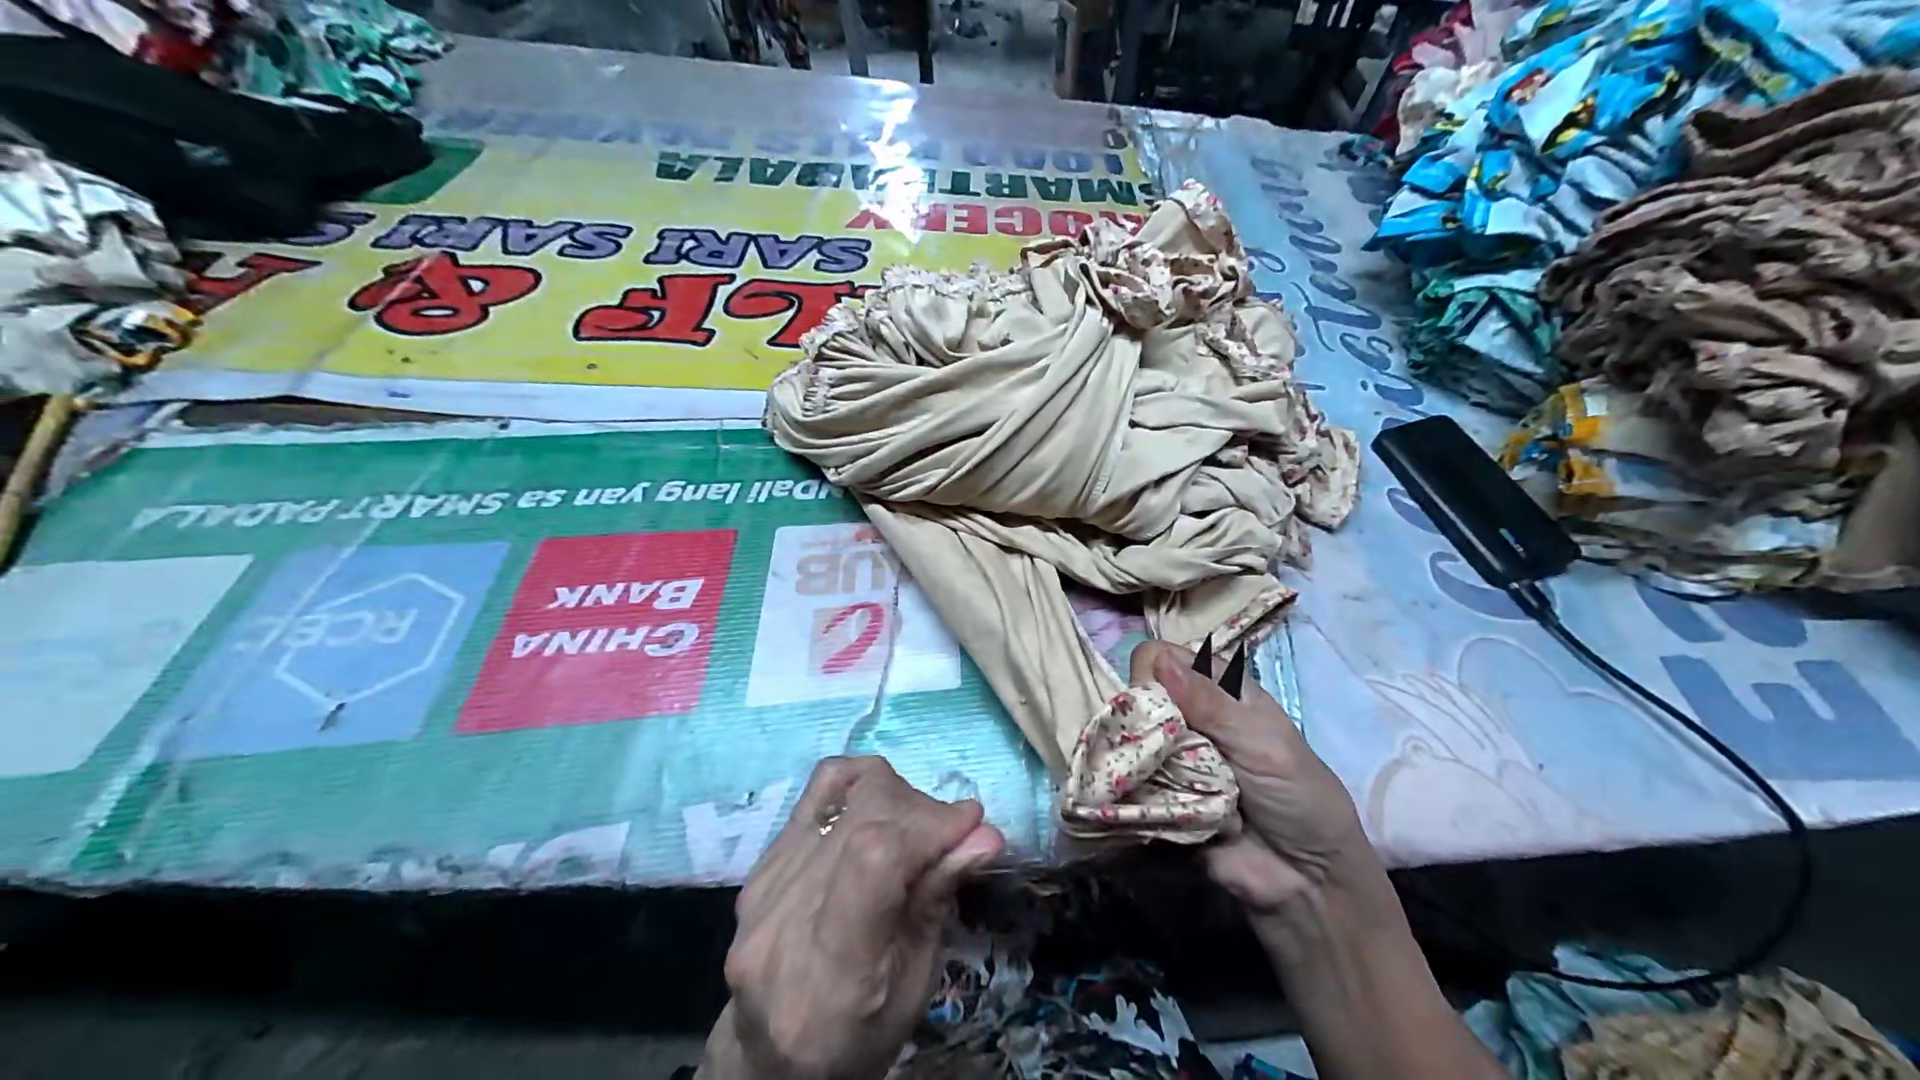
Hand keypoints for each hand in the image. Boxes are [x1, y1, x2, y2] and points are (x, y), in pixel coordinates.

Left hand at [701, 756, 1004, 1079]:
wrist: (772, 1056)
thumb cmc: (859, 1036)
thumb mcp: (915, 987)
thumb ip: (938, 902)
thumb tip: (985, 834)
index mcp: (831, 970)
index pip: (875, 856)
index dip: (930, 823)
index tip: (971, 823)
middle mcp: (784, 918)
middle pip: (861, 812)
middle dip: (922, 808)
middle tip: (949, 834)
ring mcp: (763, 884)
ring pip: (840, 789)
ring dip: (894, 796)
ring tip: (914, 827)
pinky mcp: (758, 864)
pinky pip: (817, 794)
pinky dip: (862, 792)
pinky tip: (879, 815)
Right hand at [1132, 641, 1376, 920]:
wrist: (1306, 883)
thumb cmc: (1300, 799)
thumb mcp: (1264, 745)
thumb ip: (1213, 705)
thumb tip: (1158, 661)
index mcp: (1218, 691)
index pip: (1161, 658)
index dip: (1152, 672)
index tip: (1159, 701)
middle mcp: (1187, 718)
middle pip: (1136, 698)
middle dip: (1142, 723)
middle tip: (1161, 752)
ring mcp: (1167, 758)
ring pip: (1127, 741)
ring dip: (1139, 762)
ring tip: (1160, 787)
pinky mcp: (1155, 796)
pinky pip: (1127, 784)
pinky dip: (1133, 792)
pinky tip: (1148, 805)